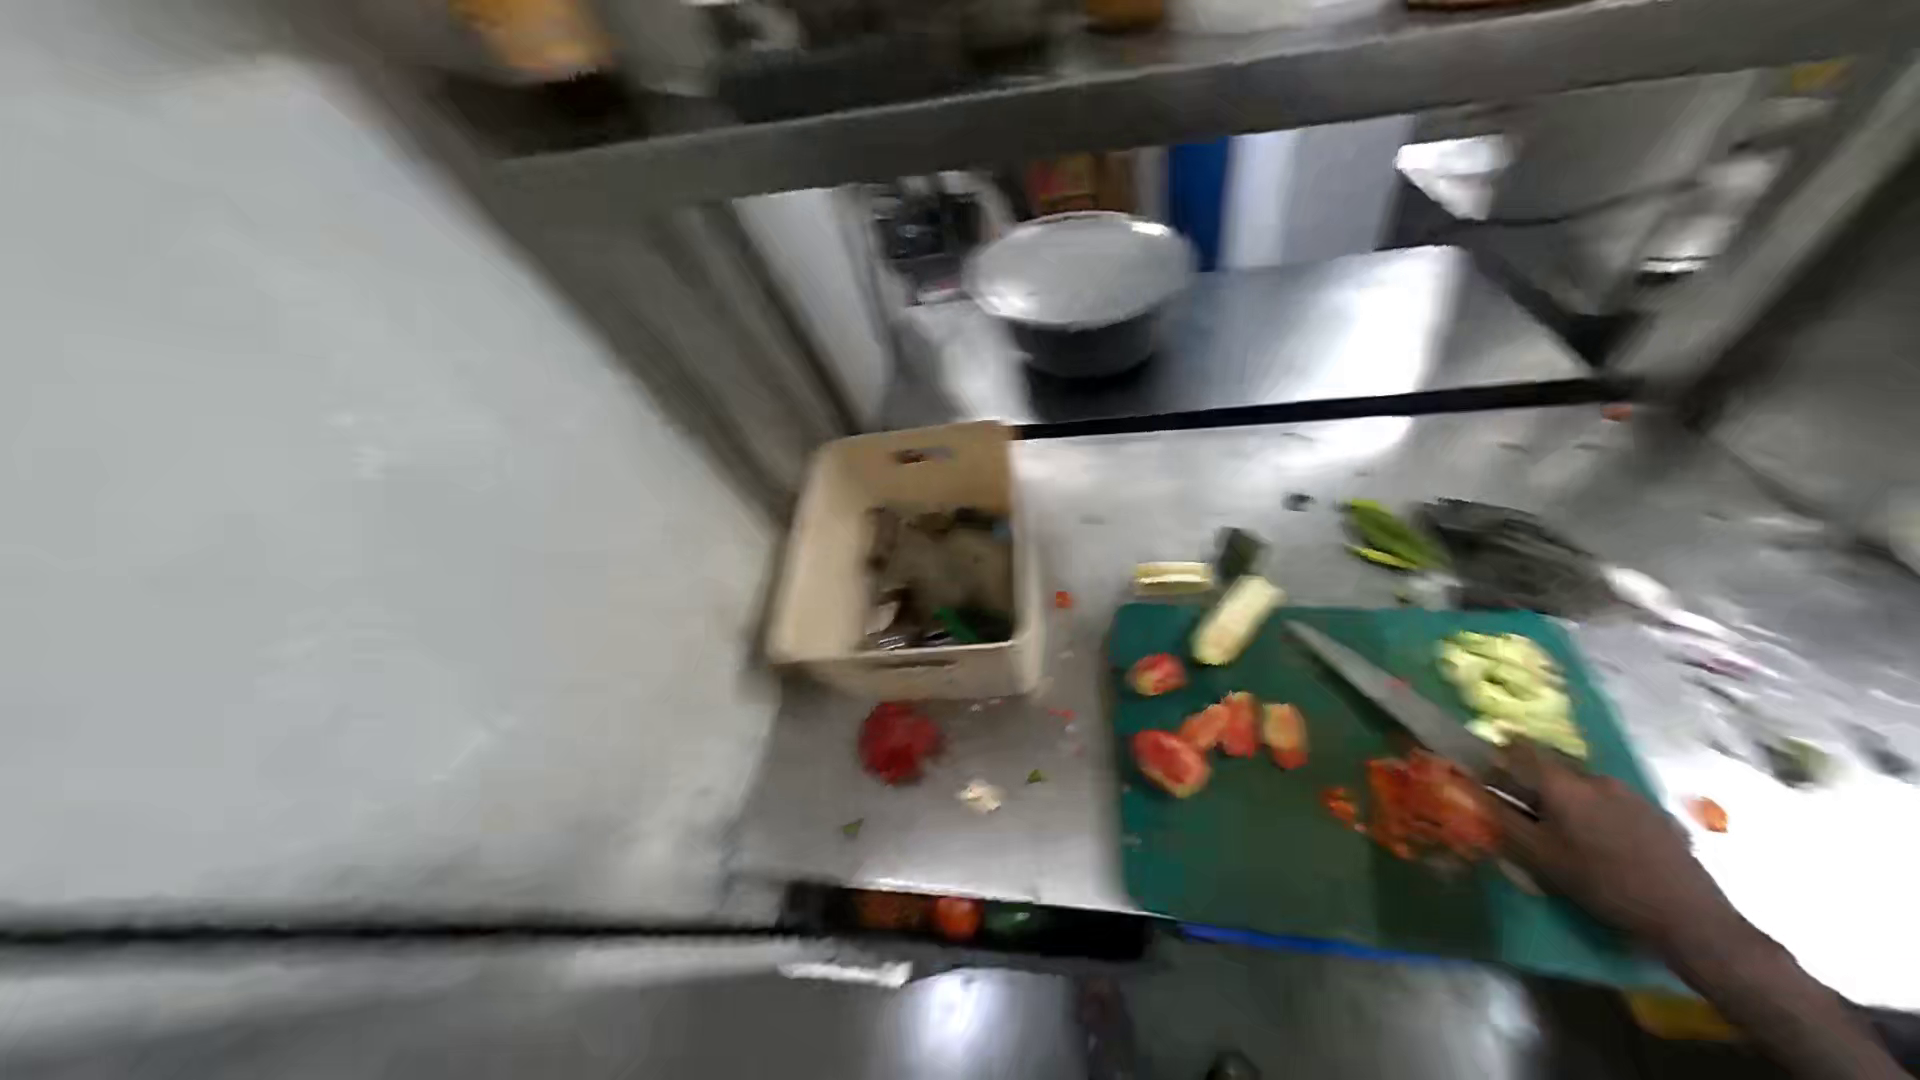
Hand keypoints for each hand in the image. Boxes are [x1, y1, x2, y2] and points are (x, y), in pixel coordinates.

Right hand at [1492, 741, 1741, 952]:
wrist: (1690, 919)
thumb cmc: (1601, 883)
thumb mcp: (1537, 854)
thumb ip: (1500, 816)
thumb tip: (1469, 788)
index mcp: (1562, 782)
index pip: (1519, 748)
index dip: (1500, 757)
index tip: (1491, 778)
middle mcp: (1596, 777)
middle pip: (1552, 765)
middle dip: (1534, 781)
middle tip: (1528, 811)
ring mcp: (1632, 794)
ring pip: (1584, 784)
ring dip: (1568, 798)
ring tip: (1569, 832)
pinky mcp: (1659, 814)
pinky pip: (1613, 801)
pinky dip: (1599, 812)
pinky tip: (1605, 844)